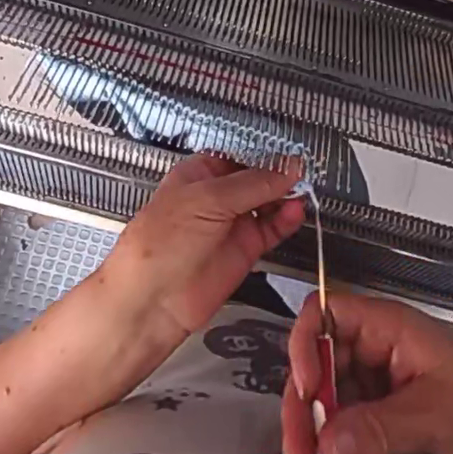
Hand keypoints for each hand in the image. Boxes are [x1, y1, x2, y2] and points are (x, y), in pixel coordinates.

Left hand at [88, 154, 305, 348]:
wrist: (153, 300)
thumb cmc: (157, 247)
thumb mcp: (208, 200)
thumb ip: (252, 183)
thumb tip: (286, 168)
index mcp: (199, 175)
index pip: (240, 155)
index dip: (264, 154)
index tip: (287, 153)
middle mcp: (216, 197)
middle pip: (258, 178)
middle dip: (279, 175)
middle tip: (298, 173)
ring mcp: (231, 223)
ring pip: (269, 203)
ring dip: (286, 197)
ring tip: (299, 192)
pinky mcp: (245, 248)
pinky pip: (273, 229)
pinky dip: (287, 220)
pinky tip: (294, 212)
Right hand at [280, 291, 452, 453]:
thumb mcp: (436, 415)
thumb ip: (379, 428)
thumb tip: (326, 444)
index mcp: (388, 325)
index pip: (327, 313)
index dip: (306, 345)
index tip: (305, 389)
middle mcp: (374, 345)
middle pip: (317, 361)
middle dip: (302, 408)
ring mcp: (375, 375)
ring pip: (324, 394)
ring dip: (310, 433)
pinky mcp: (378, 405)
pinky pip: (342, 418)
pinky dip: (329, 445)